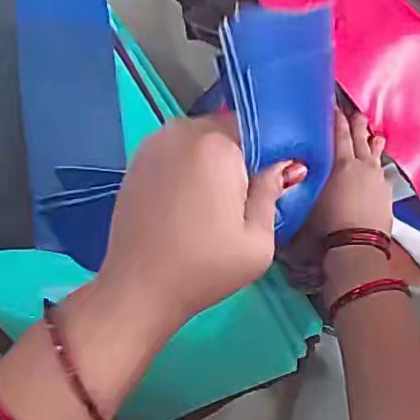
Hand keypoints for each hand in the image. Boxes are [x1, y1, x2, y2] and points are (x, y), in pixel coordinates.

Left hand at [92, 114, 303, 330]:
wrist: (139, 289)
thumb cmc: (203, 270)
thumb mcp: (257, 241)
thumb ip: (272, 193)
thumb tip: (284, 166)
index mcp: (216, 145)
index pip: (258, 130)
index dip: (269, 158)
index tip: (270, 187)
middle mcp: (181, 132)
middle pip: (226, 132)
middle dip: (238, 159)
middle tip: (239, 204)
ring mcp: (153, 145)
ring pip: (198, 142)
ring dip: (211, 165)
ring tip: (211, 208)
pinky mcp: (136, 163)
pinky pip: (175, 154)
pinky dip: (186, 171)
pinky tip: (187, 206)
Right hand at [308, 110, 391, 236]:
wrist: (357, 245)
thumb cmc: (328, 224)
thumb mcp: (309, 201)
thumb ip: (304, 185)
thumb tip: (291, 177)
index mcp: (343, 164)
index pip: (340, 134)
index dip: (337, 119)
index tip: (335, 107)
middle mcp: (364, 167)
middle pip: (361, 139)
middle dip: (357, 124)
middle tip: (355, 113)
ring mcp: (379, 180)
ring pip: (376, 155)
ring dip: (373, 144)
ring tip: (375, 136)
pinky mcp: (387, 195)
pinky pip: (382, 175)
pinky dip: (378, 169)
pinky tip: (378, 172)